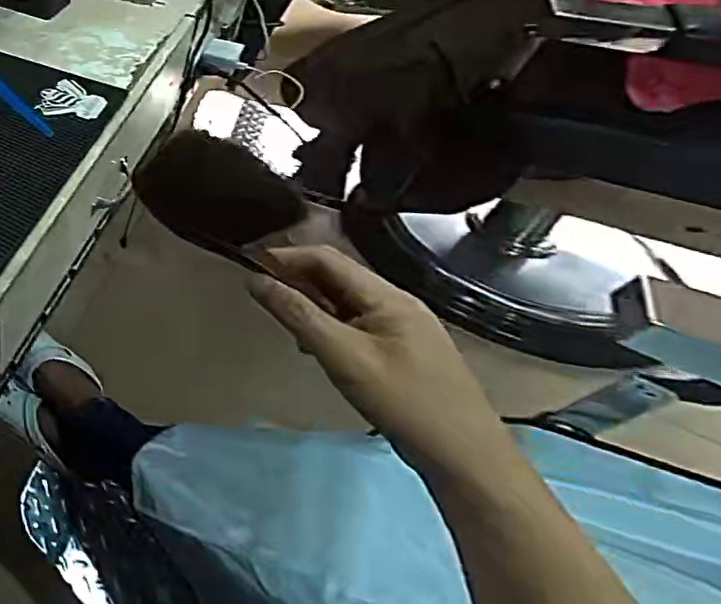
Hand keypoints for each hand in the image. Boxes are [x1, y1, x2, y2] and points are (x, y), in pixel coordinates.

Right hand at [245, 245, 510, 477]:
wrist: (471, 464)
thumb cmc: (406, 404)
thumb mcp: (343, 356)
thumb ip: (297, 314)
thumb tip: (255, 280)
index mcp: (387, 295)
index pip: (325, 257)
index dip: (284, 256)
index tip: (249, 267)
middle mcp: (396, 302)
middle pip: (335, 275)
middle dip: (296, 279)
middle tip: (262, 295)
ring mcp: (403, 327)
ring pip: (344, 300)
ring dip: (311, 303)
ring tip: (286, 324)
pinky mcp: (403, 351)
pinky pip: (355, 322)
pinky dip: (329, 325)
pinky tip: (318, 348)